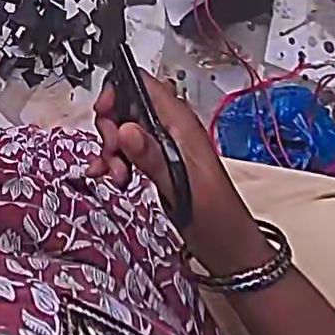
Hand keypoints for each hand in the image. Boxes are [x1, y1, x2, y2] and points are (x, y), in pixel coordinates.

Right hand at [91, 70, 273, 272]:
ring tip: (117, 174)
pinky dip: (113, 160)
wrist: (230, 250)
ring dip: (111, 149)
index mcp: (179, 122)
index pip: (141, 83)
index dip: (116, 91)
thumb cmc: (216, 218)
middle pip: (125, 105)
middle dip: (110, 128)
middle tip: (113, 154)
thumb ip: (152, 157)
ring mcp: (161, 143)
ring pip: (121, 128)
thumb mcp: (181, 188)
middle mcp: (169, 127)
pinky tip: (111, 176)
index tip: (104, 116)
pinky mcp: (155, 160)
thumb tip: (125, 129)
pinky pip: (125, 149)